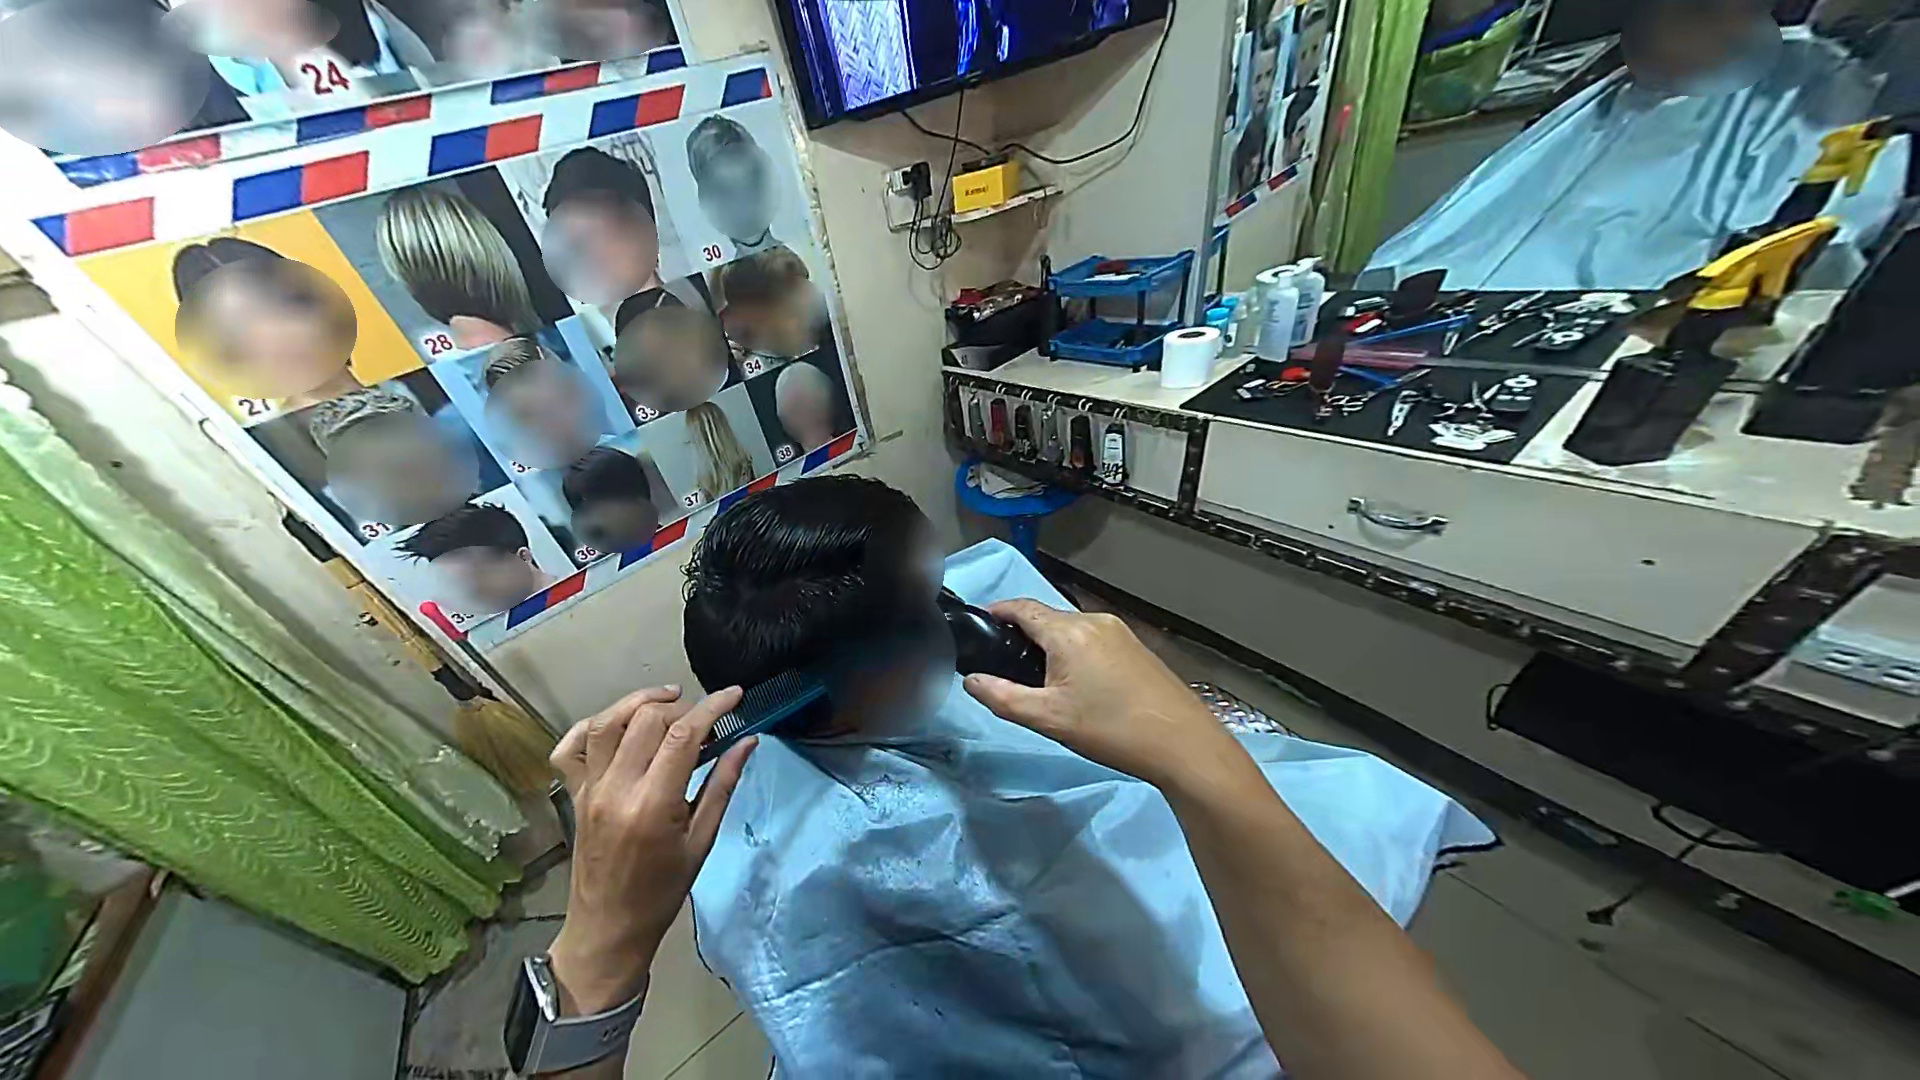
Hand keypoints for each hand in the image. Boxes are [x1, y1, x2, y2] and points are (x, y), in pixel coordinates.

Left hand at [546, 685, 755, 1013]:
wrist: (607, 930)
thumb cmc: (662, 890)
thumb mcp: (703, 839)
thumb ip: (724, 783)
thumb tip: (748, 741)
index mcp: (652, 804)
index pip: (683, 734)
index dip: (713, 707)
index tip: (734, 696)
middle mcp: (615, 789)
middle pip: (646, 719)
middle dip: (683, 706)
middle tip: (706, 720)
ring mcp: (588, 789)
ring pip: (607, 722)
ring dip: (640, 701)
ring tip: (670, 700)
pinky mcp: (574, 793)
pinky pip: (571, 747)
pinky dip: (594, 724)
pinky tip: (621, 722)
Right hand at [961, 600, 1247, 791]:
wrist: (1183, 743)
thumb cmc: (1110, 729)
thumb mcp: (1048, 719)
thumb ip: (1002, 697)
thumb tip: (971, 681)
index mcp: (1068, 631)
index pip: (1021, 606)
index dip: (996, 611)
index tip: (980, 624)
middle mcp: (1093, 620)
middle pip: (1046, 617)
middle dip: (1023, 632)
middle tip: (1006, 661)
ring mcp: (1119, 630)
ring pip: (1070, 628)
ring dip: (1050, 642)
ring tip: (1039, 676)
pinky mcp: (1135, 645)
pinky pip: (1092, 637)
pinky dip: (1074, 649)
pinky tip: (1077, 680)